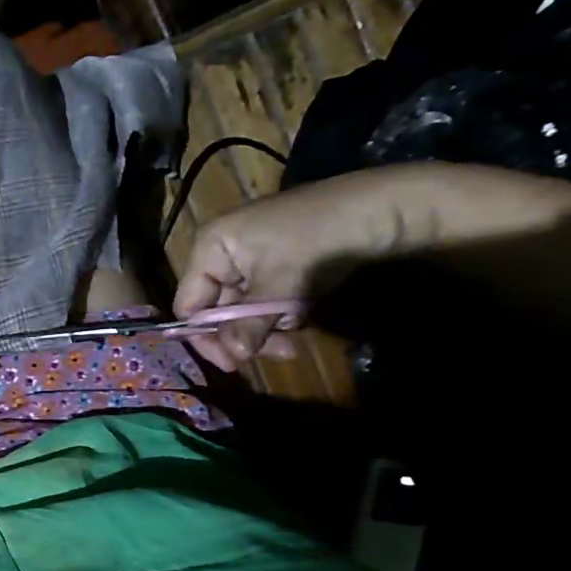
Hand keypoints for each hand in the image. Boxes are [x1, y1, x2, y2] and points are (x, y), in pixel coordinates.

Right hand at [173, 164, 570, 371]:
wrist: (380, 208)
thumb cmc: (317, 239)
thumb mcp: (279, 285)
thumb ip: (249, 325)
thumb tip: (231, 358)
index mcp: (212, 247)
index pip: (189, 303)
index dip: (206, 335)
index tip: (233, 363)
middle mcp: (224, 253)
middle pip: (215, 311)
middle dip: (241, 337)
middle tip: (270, 355)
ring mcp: (250, 261)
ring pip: (242, 312)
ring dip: (263, 333)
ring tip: (291, 343)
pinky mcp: (276, 267)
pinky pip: (264, 304)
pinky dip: (278, 319)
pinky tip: (299, 324)